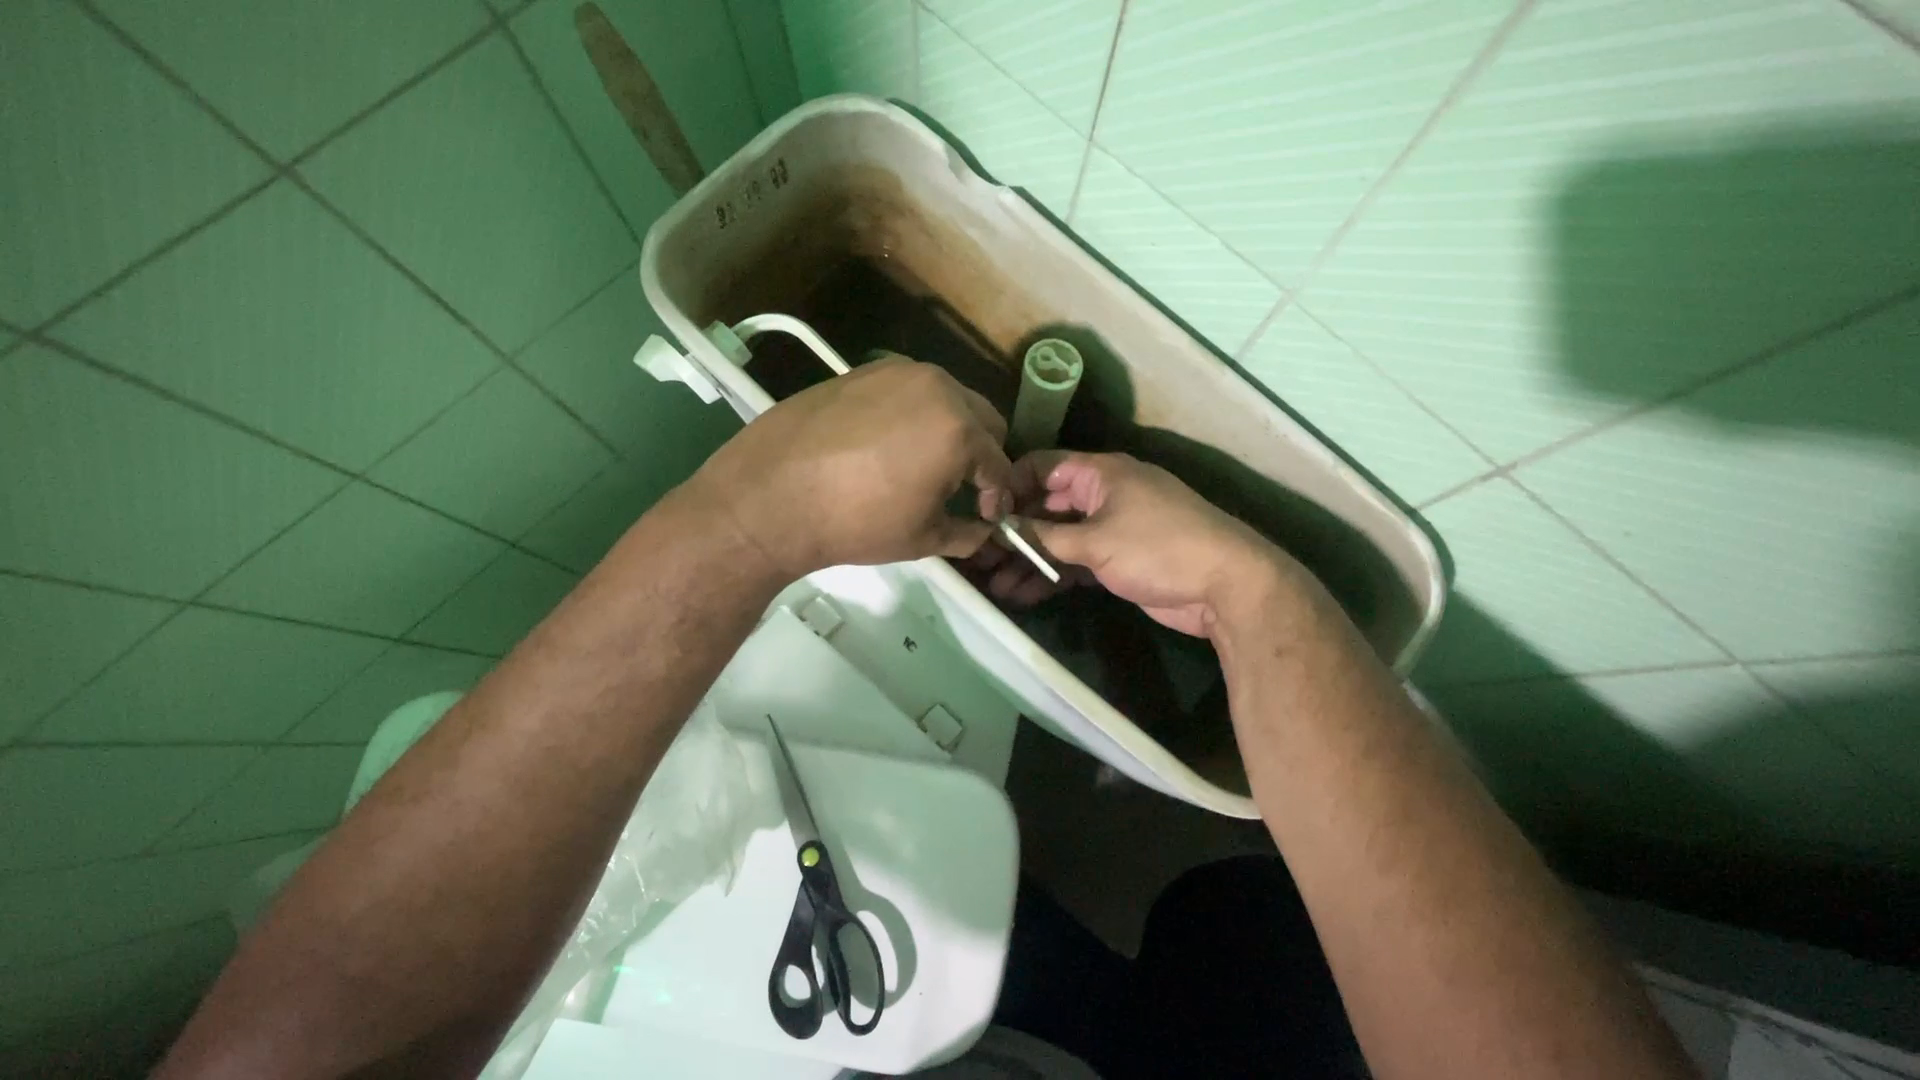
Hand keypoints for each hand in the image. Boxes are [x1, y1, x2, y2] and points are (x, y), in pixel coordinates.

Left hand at [686, 356, 1011, 579]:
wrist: (770, 496)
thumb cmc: (855, 523)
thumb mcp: (922, 539)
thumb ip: (966, 534)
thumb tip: (983, 532)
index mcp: (960, 428)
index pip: (1000, 463)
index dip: (997, 497)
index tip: (982, 517)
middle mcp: (937, 387)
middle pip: (984, 420)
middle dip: (980, 456)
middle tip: (958, 490)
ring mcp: (898, 373)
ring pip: (947, 400)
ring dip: (950, 431)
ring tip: (922, 466)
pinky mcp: (865, 371)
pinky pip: (909, 392)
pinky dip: (914, 416)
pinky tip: (887, 446)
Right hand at [1008, 451, 1321, 638]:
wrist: (1225, 585)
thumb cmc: (1157, 547)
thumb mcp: (1095, 540)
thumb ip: (1044, 537)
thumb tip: (1001, 531)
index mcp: (1100, 472)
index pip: (1042, 466)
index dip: (1010, 486)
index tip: (982, 514)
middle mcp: (1103, 494)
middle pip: (1046, 506)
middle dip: (1014, 532)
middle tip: (980, 558)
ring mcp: (1111, 528)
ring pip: (1059, 539)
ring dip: (1029, 560)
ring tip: (994, 585)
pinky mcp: (1118, 560)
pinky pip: (1074, 562)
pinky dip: (1052, 576)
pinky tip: (1023, 595)